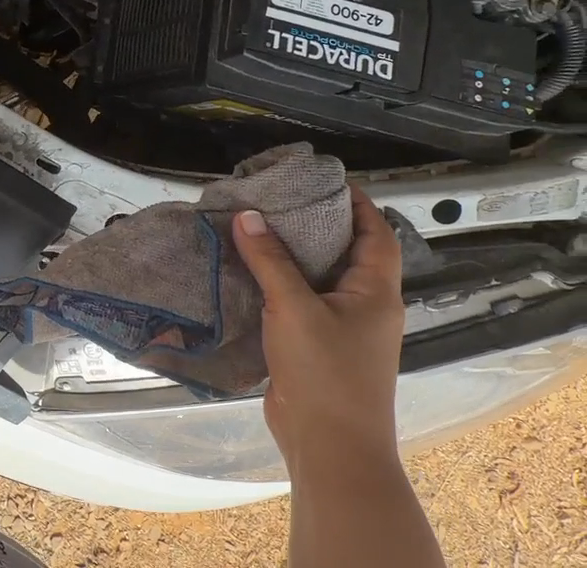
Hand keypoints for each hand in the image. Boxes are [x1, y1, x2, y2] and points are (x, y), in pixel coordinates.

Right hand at [232, 186, 404, 476]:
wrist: (329, 440)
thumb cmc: (325, 371)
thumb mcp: (294, 308)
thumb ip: (270, 261)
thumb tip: (248, 214)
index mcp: (374, 294)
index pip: (378, 238)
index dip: (361, 207)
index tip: (330, 180)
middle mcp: (363, 306)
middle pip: (347, 254)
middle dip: (318, 224)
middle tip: (278, 196)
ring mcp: (338, 326)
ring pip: (317, 276)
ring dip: (290, 252)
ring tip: (253, 224)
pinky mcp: (312, 342)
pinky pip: (295, 297)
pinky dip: (273, 278)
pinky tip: (242, 270)